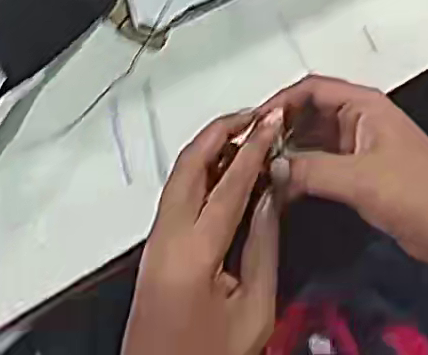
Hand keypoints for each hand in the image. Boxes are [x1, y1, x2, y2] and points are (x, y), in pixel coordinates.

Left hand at [123, 109, 283, 354]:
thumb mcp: (255, 313)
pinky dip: (201, 166)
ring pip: (180, 173)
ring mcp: (156, 239)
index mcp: (193, 253)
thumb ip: (264, 245)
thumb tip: (271, 193)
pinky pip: (178, 190)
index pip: (228, 183)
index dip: (254, 146)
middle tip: (255, 115)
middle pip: (191, 163)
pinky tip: (224, 165)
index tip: (273, 119)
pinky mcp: (155, 246)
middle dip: (222, 129)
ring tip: (244, 131)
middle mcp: (166, 235)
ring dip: (210, 145)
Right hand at [259, 76, 427, 277]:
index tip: (253, 122)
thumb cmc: (417, 194)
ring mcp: (359, 144)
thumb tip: (270, 169)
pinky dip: (302, 168)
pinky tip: (281, 183)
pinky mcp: (360, 170)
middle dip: (280, 126)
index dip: (280, 101)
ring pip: (313, 137)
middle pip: (309, 111)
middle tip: (249, 146)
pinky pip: (321, 160)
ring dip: (288, 149)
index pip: (311, 89)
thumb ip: (313, 171)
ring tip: (258, 165)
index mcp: (363, 104)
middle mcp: (358, 117)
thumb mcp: (361, 180)